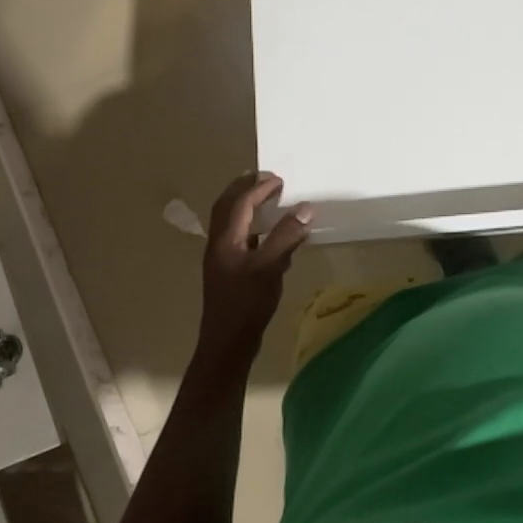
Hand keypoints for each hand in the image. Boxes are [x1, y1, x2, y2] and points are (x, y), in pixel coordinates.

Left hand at [198, 172, 312, 361]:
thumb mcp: (270, 267)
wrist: (227, 344)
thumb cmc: (246, 304)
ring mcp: (220, 260)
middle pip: (226, 206)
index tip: (279, 180)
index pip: (240, 202)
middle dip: (243, 189)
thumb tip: (305, 208)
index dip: (259, 188)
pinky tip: (266, 237)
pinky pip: (236, 238)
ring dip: (243, 206)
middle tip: (262, 178)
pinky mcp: (227, 273)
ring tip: (263, 200)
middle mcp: (218, 244)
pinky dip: (249, 227)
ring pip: (228, 223)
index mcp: (225, 238)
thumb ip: (286, 237)